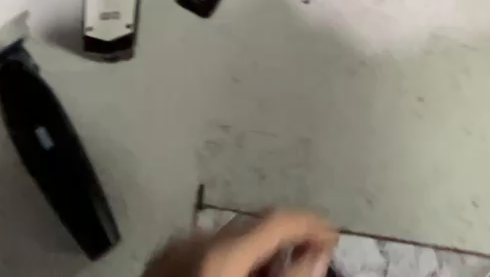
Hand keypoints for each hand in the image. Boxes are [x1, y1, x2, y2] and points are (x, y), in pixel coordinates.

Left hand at [142, 210, 337, 276]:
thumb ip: (289, 275)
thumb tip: (318, 252)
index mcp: (220, 245)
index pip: (277, 217)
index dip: (310, 221)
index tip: (331, 231)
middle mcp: (195, 234)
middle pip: (252, 225)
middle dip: (282, 240)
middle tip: (306, 259)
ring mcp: (172, 245)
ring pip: (227, 235)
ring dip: (253, 251)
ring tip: (270, 270)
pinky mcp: (158, 258)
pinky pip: (201, 246)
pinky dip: (223, 257)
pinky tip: (233, 273)